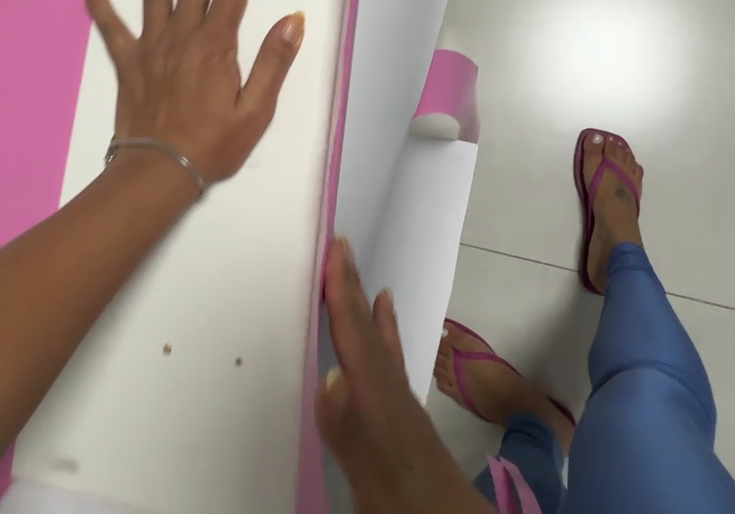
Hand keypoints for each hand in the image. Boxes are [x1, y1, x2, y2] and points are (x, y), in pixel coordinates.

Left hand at [83, 0, 304, 183]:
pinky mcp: (128, 63)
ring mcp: (152, 46)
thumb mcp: (256, 111)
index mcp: (216, 44)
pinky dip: (100, 5)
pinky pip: (112, 28)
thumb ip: (274, 62)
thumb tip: (292, 20)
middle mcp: (183, 35)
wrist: (159, 172)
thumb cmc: (213, 144)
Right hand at [317, 239, 492, 513]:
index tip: (336, 248)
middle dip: (352, 287)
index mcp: (377, 397)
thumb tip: (328, 376)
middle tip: (341, 245)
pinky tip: (384, 324)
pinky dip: (384, 333)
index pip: (356, 334)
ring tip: (359, 273)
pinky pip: (389, 357)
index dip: (344, 291)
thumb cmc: (405, 501)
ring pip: (379, 340)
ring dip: (365, 306)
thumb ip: (348, 428)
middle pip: (367, 329)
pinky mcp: (403, 412)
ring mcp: (399, 399)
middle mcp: (390, 389)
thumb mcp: (371, 472)